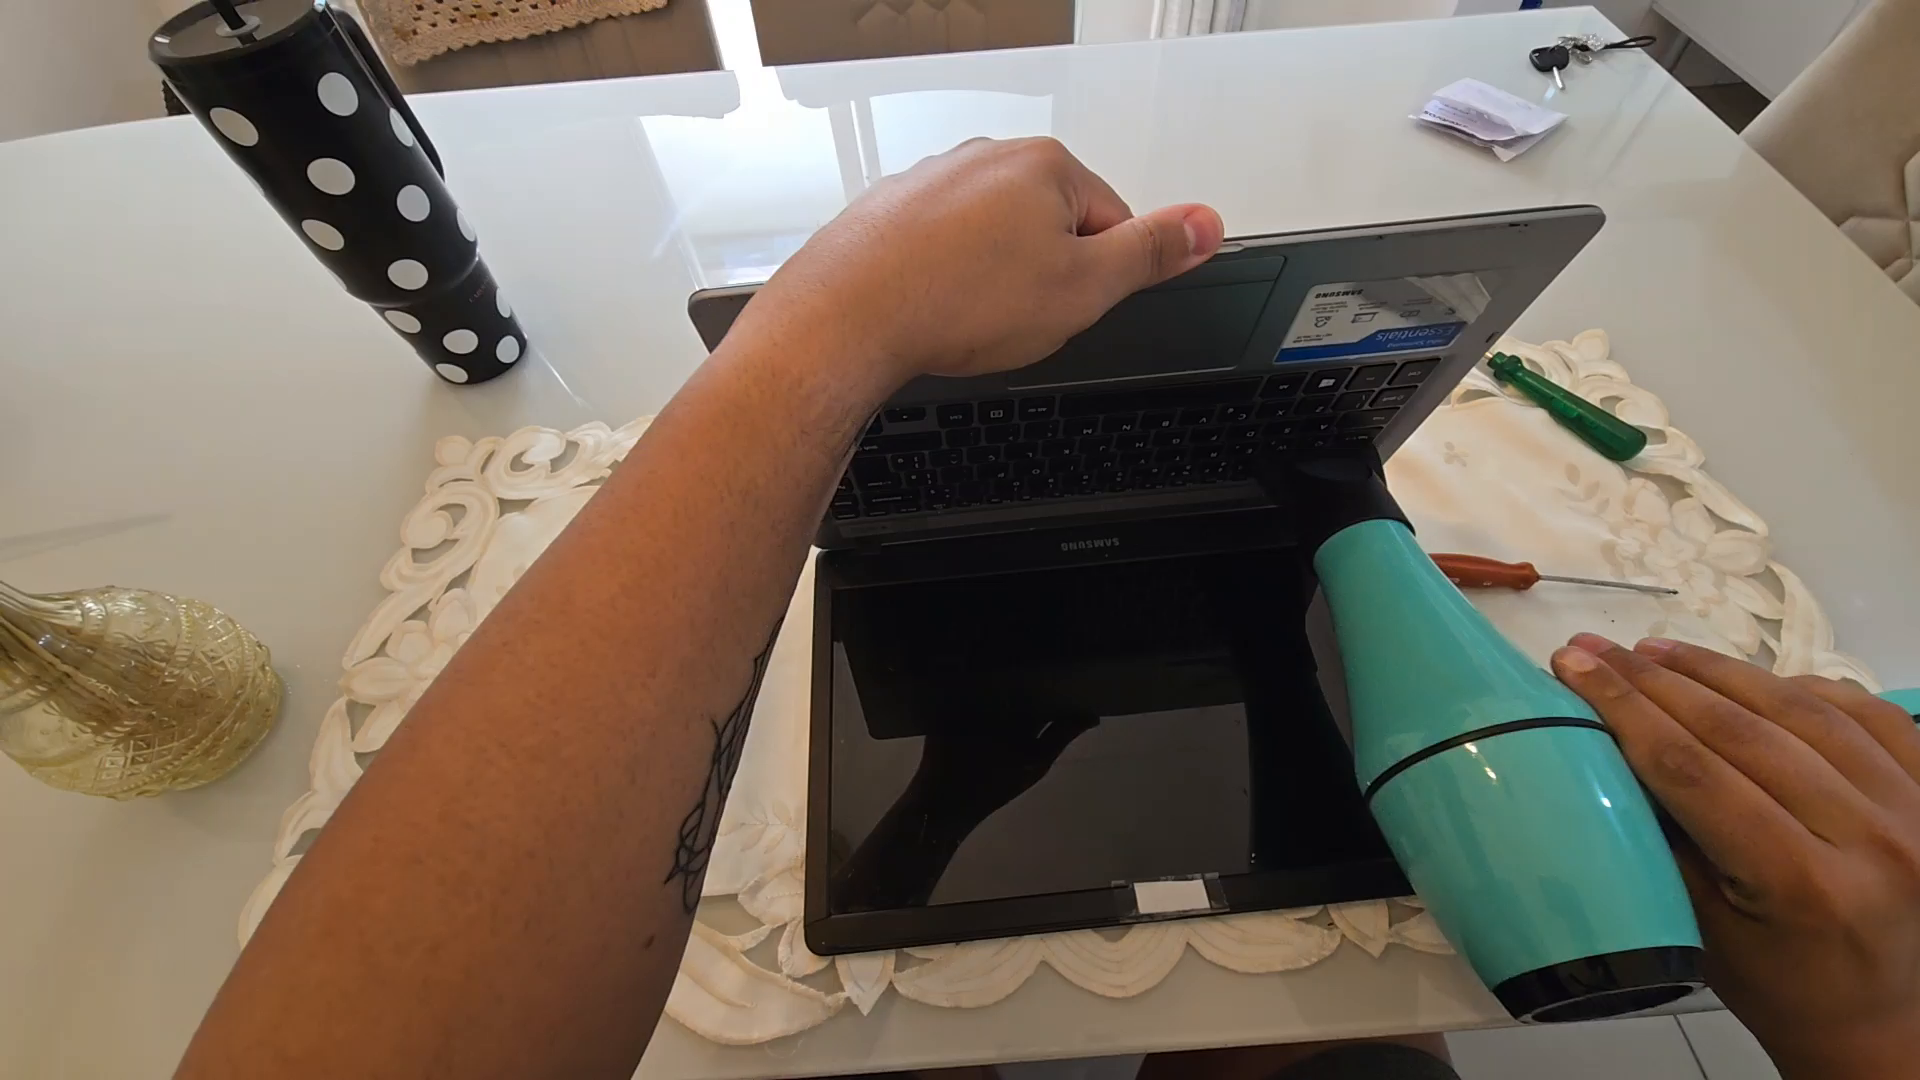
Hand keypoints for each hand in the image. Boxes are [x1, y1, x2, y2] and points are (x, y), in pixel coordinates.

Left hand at [729, 136, 1223, 386]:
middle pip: (1048, 228)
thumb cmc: (956, 300)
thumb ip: (1150, 254)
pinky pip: (941, 251)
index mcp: (1045, 167)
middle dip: (1043, 278)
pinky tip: (936, 308)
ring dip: (991, 282)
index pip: (1110, 219)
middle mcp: (987, 160)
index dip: (1098, 277)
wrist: (851, 317)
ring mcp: (935, 182)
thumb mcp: (1082, 289)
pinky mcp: (895, 212)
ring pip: (991, 242)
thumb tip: (1204, 226)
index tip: (1072, 305)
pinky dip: (945, 279)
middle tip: (1019, 318)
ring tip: (971, 317)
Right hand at [1551, 635, 1919, 1079]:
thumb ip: (1652, 827)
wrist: (1883, 1022)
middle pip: (1742, 730)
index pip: (1690, 767)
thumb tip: (1600, 742)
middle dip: (1650, 679)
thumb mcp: (1688, 913)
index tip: (1569, 664)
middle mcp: (1878, 843)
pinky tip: (1749, 678)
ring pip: (1804, 711)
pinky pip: (1874, 718)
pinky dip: (1805, 686)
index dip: (1620, 706)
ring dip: (1716, 669)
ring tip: (1652, 649)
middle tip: (1590, 647)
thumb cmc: (1766, 977)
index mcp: (1802, 882)